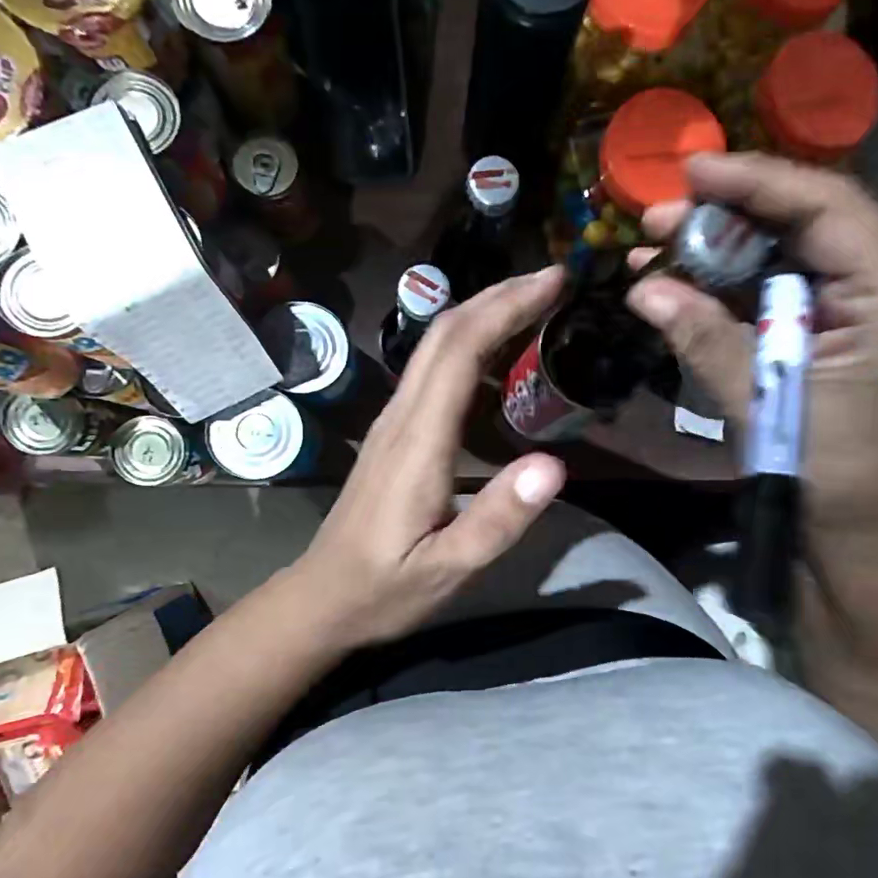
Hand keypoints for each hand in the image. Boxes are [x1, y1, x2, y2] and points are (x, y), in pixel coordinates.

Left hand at [284, 268, 568, 647]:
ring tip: (536, 306)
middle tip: (554, 280)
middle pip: (443, 335)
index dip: (506, 306)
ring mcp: (391, 424)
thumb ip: (498, 520)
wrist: (323, 597)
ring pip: (434, 349)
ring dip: (483, 315)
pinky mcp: (392, 435)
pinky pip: (431, 373)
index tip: (554, 280)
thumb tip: (553, 464)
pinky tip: (497, 357)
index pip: (458, 351)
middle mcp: (399, 419)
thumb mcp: (448, 570)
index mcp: (416, 443)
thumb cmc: (384, 589)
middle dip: (498, 296)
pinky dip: (469, 346)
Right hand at [626, 153, 877, 525]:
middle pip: (806, 220)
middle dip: (728, 212)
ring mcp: (861, 303)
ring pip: (787, 249)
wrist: (848, 518)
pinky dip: (727, 280)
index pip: (826, 208)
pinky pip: (778, 284)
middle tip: (658, 214)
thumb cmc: (820, 466)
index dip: (755, 182)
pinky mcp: (833, 324)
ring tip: (656, 241)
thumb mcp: (759, 398)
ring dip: (720, 244)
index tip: (692, 171)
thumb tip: (642, 287)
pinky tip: (678, 277)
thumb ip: (705, 336)